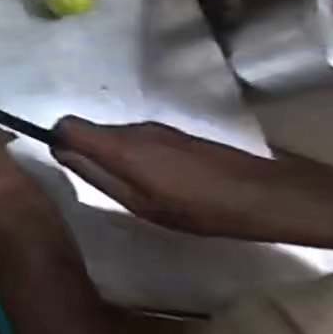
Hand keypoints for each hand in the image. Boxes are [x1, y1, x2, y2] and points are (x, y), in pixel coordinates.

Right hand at [52, 117, 300, 238]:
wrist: (274, 197)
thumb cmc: (201, 208)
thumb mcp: (140, 203)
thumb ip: (96, 175)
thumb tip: (61, 152)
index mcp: (118, 145)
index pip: (66, 124)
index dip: (57, 139)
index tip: (65, 162)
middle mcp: (133, 128)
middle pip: (89, 129)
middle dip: (85, 150)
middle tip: (100, 183)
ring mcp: (157, 129)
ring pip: (114, 135)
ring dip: (113, 155)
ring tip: (133, 186)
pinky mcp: (177, 135)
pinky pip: (138, 140)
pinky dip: (136, 156)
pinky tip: (159, 182)